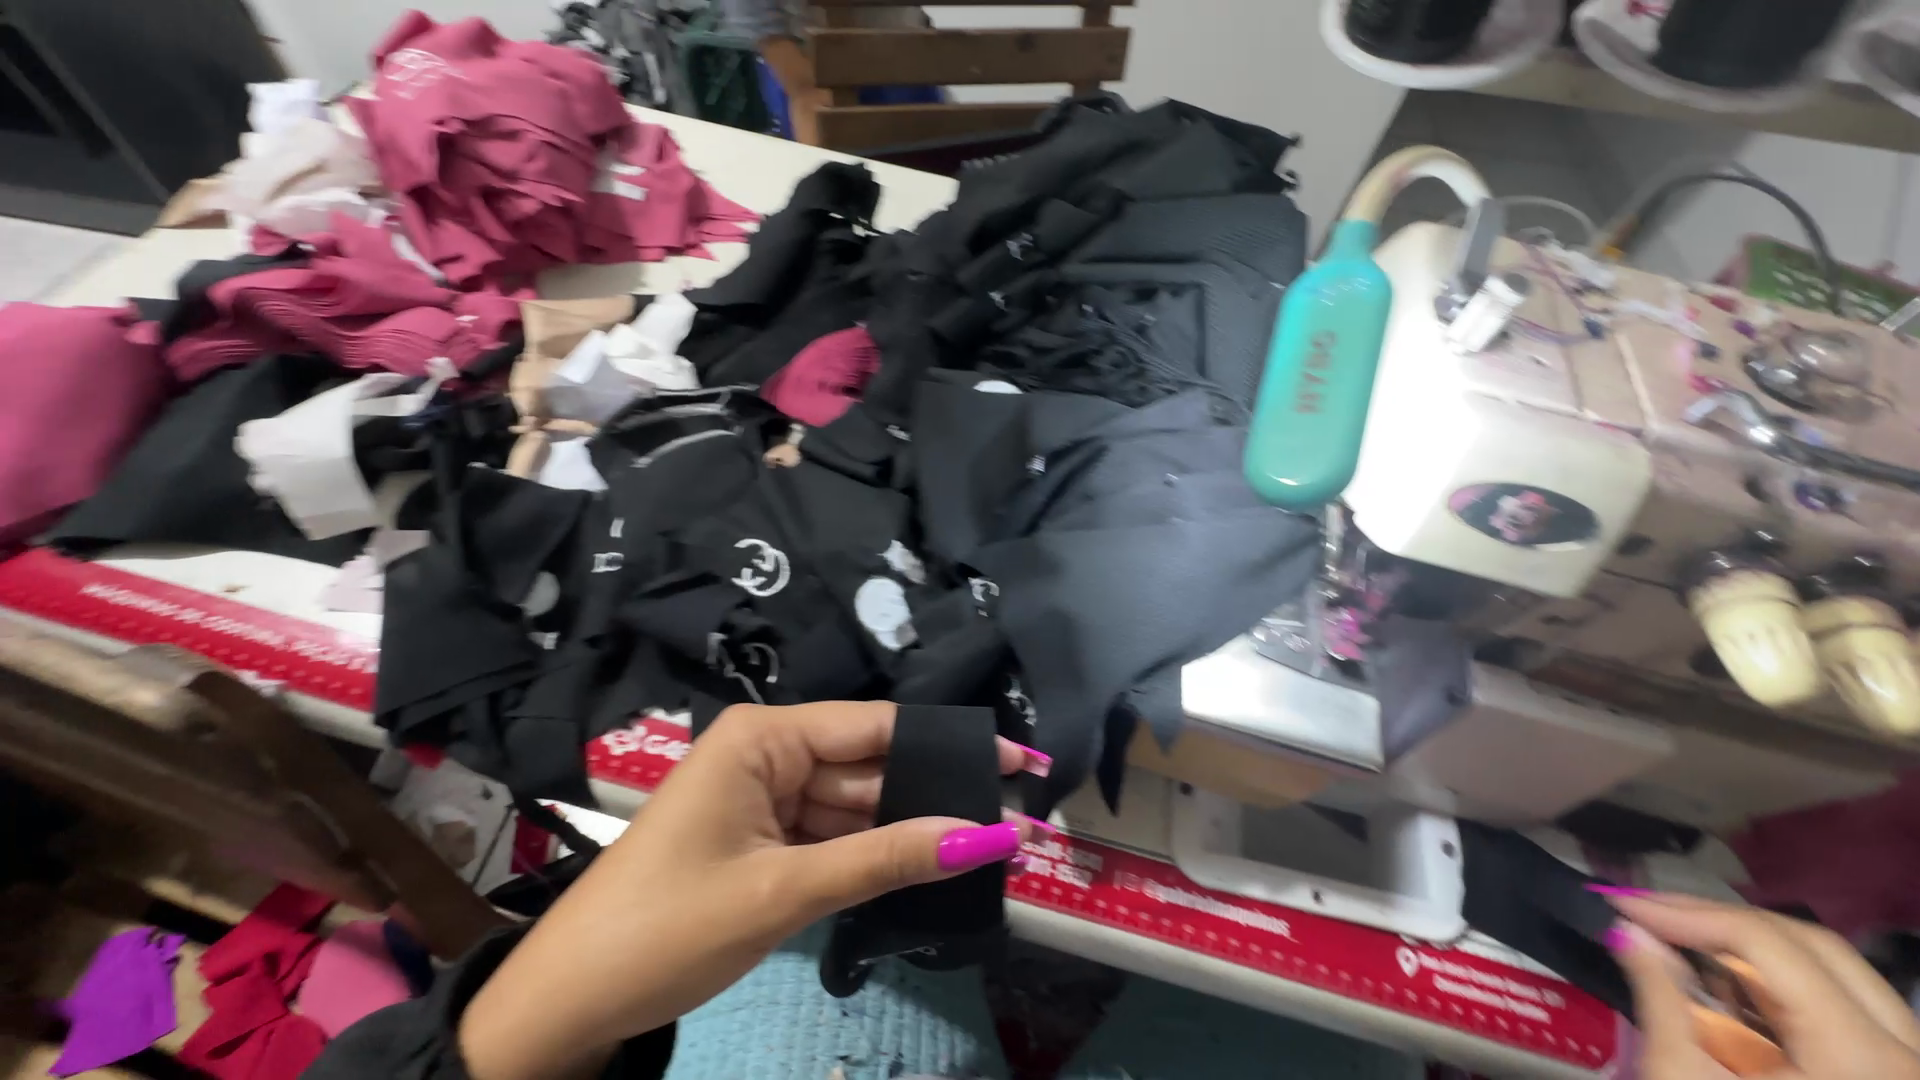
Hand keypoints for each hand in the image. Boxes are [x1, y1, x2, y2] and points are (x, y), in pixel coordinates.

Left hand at [458, 701, 1047, 1079]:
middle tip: (1009, 821)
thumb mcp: (786, 889)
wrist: (569, 1002)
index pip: (874, 726)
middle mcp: (768, 753)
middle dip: (931, 797)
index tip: (1015, 762)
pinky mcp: (763, 840)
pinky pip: (832, 838)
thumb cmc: (668, 927)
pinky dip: (871, 858)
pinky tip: (925, 870)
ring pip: (855, 807)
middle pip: (869, 767)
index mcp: (764, 736)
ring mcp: (765, 798)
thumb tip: (987, 836)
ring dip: (906, 832)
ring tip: (983, 849)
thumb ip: (888, 858)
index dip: (947, 744)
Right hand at [1606, 892, 1919, 1079]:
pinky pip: (1847, 1009)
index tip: (1620, 907)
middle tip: (1648, 913)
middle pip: (1816, 946)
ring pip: (1838, 973)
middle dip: (1721, 919)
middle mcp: (1913, 1058)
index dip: (1688, 914)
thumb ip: (1661, 1000)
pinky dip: (1778, 985)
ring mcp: (1912, 1072)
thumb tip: (1629, 931)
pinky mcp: (1891, 1078)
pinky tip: (1724, 987)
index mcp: (1865, 1060)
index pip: (1770, 945)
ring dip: (1749, 947)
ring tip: (1678, 941)